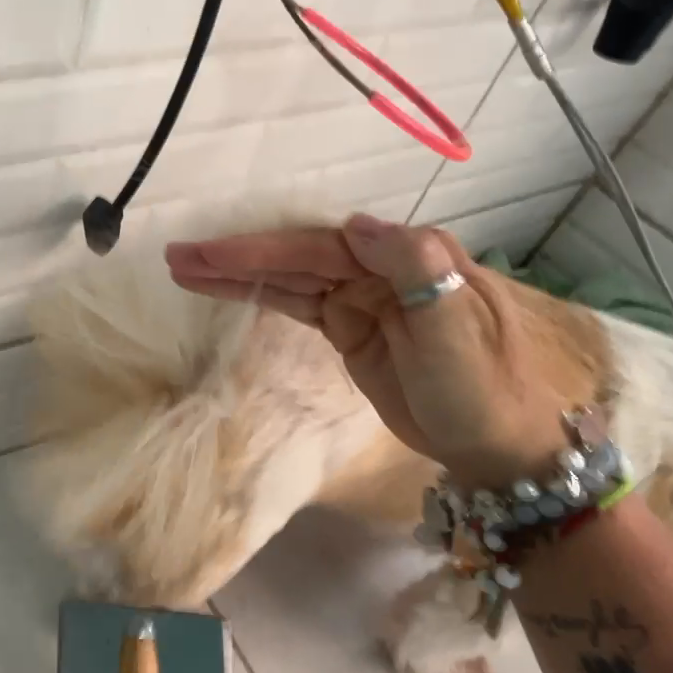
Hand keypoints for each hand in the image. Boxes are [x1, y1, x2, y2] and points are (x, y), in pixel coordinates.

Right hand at [165, 213, 569, 488]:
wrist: (495, 445)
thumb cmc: (482, 389)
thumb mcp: (456, 329)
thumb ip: (413, 268)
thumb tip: (354, 226)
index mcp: (409, 256)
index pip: (321, 246)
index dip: (263, 250)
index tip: (210, 252)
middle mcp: (380, 267)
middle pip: (296, 256)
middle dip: (236, 256)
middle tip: (177, 255)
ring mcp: (361, 297)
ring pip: (289, 278)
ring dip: (237, 274)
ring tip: (182, 270)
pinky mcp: (348, 328)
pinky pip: (295, 304)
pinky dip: (258, 296)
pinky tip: (224, 290)